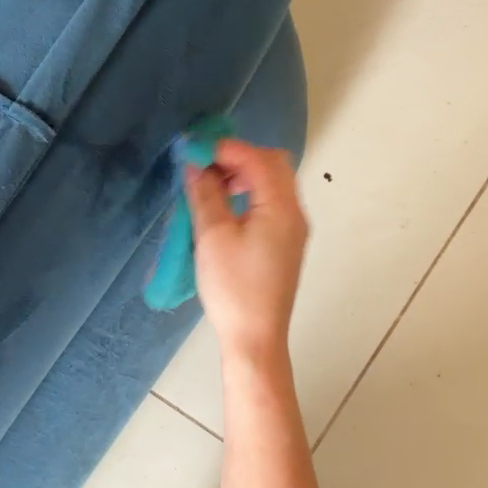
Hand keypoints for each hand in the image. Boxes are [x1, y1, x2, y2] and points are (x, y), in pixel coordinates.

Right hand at [183, 139, 308, 364]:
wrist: (255, 338)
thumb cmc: (234, 288)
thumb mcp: (212, 237)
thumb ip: (205, 194)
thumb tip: (197, 166)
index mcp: (282, 207)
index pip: (257, 158)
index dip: (224, 148)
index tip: (193, 151)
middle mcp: (295, 213)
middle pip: (272, 165)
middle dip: (237, 158)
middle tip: (204, 166)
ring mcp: (293, 231)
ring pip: (272, 185)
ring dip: (242, 177)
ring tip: (209, 188)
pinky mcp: (284, 246)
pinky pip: (270, 206)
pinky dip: (248, 196)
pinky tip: (224, 210)